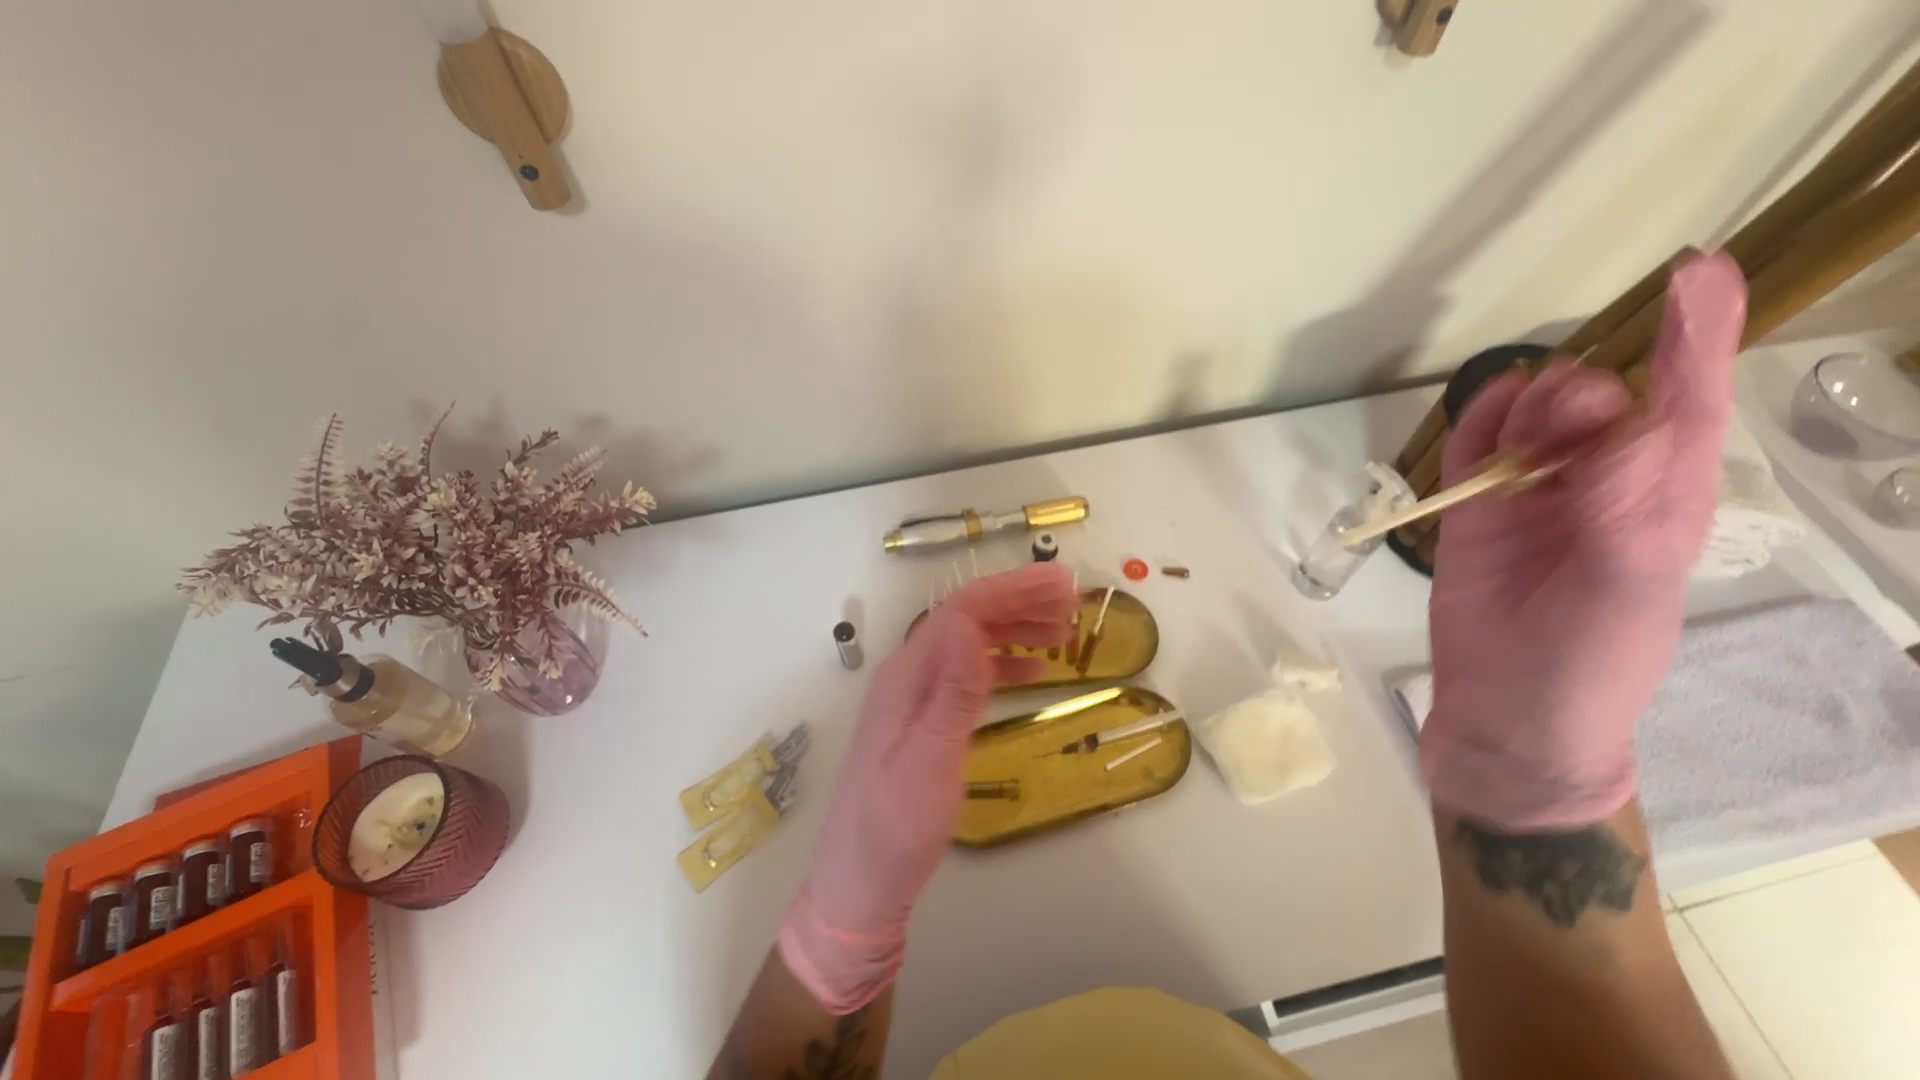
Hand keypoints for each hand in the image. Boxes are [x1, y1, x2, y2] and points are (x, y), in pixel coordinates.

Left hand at [778, 563, 1077, 1012]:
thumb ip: (951, 692)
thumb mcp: (929, 761)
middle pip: (966, 621)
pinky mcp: (925, 723)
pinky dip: (1003, 666)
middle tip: (1075, 600)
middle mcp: (908, 677)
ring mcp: (915, 699)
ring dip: (1015, 630)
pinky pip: (968, 677)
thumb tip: (967, 621)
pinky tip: (1034, 672)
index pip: (961, 612)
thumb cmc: (895, 828)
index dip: (1012, 590)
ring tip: (1066, 631)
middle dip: (1019, 602)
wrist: (860, 882)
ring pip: (969, 646)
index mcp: (906, 677)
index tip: (1063, 584)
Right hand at [1422, 253, 1747, 829]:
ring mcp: (1532, 496)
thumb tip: (1608, 402)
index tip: (1697, 270)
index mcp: (1663, 500)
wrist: (1509, 717)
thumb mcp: (1630, 579)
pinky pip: (1477, 445)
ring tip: (1516, 456)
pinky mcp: (1473, 511)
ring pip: (1535, 411)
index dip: (1696, 337)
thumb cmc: (1592, 662)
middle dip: (1582, 396)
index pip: (1686, 403)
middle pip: (1600, 396)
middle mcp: (1601, 485)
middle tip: (1554, 443)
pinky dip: (1481, 419)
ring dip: (1529, 406)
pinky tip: (1486, 412)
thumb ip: (1624, 490)